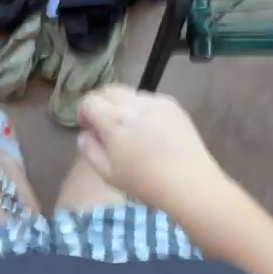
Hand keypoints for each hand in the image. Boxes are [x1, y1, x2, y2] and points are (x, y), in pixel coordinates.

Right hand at [75, 86, 225, 210]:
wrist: (189, 183)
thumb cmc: (144, 182)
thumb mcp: (108, 174)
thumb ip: (90, 150)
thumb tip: (85, 134)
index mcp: (113, 120)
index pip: (89, 101)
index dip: (83, 112)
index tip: (87, 126)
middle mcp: (133, 104)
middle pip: (108, 91)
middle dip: (100, 103)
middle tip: (103, 123)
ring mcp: (155, 102)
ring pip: (129, 94)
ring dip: (122, 106)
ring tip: (131, 129)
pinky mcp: (173, 105)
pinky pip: (150, 100)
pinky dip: (143, 109)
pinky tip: (151, 131)